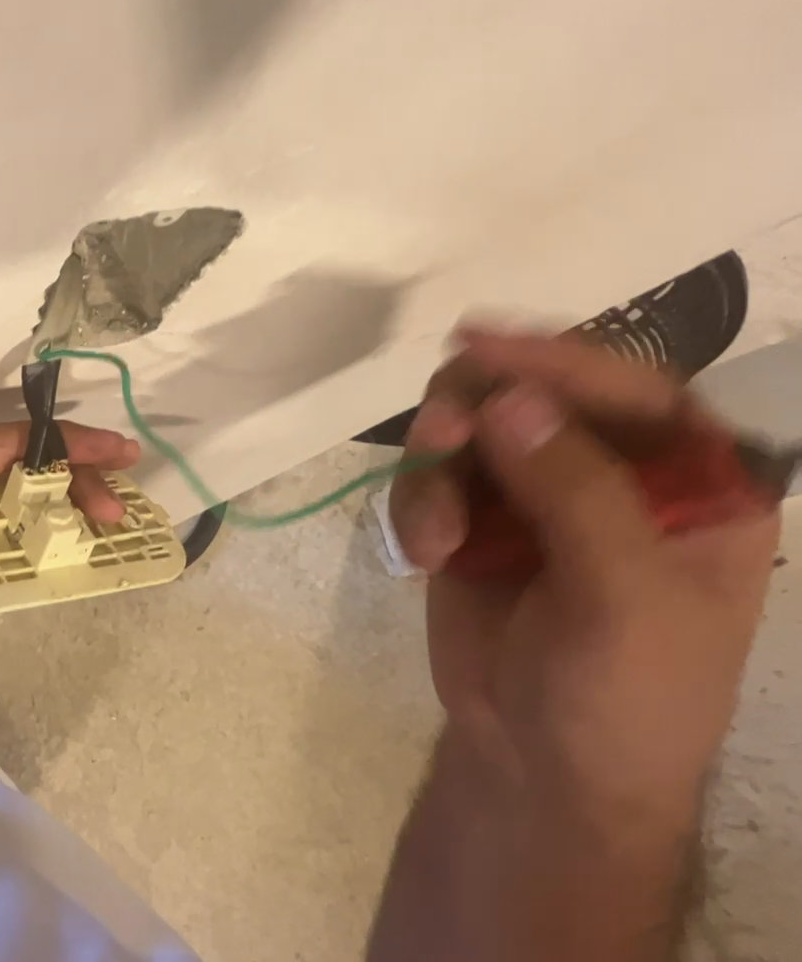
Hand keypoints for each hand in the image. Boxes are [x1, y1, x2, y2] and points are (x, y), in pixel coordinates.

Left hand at [0, 422, 140, 664]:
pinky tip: (70, 540)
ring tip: (111, 517)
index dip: (55, 445)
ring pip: (17, 493)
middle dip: (73, 473)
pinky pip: (4, 531)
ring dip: (64, 499)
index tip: (110, 452)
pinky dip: (41, 530)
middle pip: (18, 463)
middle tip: (120, 504)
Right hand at [390, 328, 777, 820]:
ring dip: (434, 476)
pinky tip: (424, 554)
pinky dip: (414, 509)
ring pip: (463, 436)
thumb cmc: (624, 692)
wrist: (541, 759)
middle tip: (436, 445)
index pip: (631, 393)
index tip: (474, 344)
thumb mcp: (623, 596)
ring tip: (434, 537)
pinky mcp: (469, 523)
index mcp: (688, 486)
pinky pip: (425, 481)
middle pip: (530, 399)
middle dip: (474, 419)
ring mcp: (530, 500)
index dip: (559, 361)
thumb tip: (511, 400)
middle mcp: (607, 478)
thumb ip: (574, 493)